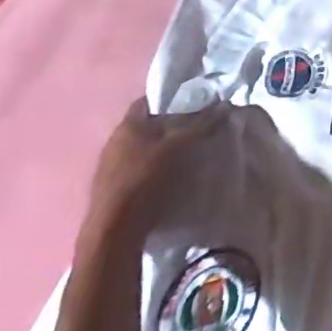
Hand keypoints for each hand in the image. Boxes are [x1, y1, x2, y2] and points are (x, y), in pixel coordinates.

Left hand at [84, 97, 216, 240]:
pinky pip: (135, 171)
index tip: (192, 105)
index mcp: (128, 124)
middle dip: (168, 128)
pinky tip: (166, 182)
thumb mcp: (180, 147)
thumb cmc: (147, 178)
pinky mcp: (108, 191)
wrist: (114, 231)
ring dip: (159, 152)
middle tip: (194, 133)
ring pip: (140, 150)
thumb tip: (224, 105)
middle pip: (146, 127)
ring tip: (184, 160)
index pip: (149, 100)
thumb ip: (201, 124)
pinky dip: (151, 172)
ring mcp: (107, 167)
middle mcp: (113, 141)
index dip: (171, 100)